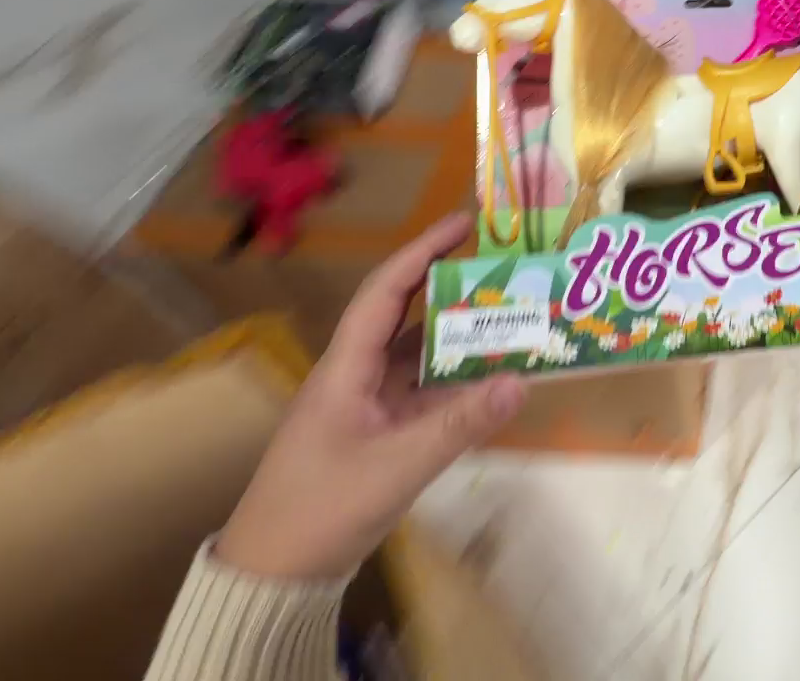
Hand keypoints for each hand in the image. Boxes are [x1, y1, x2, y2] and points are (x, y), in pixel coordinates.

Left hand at [217, 215, 529, 579]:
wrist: (275, 575)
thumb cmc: (320, 509)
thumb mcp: (396, 465)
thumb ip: (460, 423)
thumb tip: (524, 380)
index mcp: (345, 369)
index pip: (385, 293)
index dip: (422, 252)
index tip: (463, 223)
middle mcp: (358, 375)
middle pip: (407, 314)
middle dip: (450, 284)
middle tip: (502, 265)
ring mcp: (370, 403)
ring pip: (421, 353)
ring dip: (462, 333)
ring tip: (512, 313)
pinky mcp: (383, 429)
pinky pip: (430, 388)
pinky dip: (462, 376)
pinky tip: (497, 374)